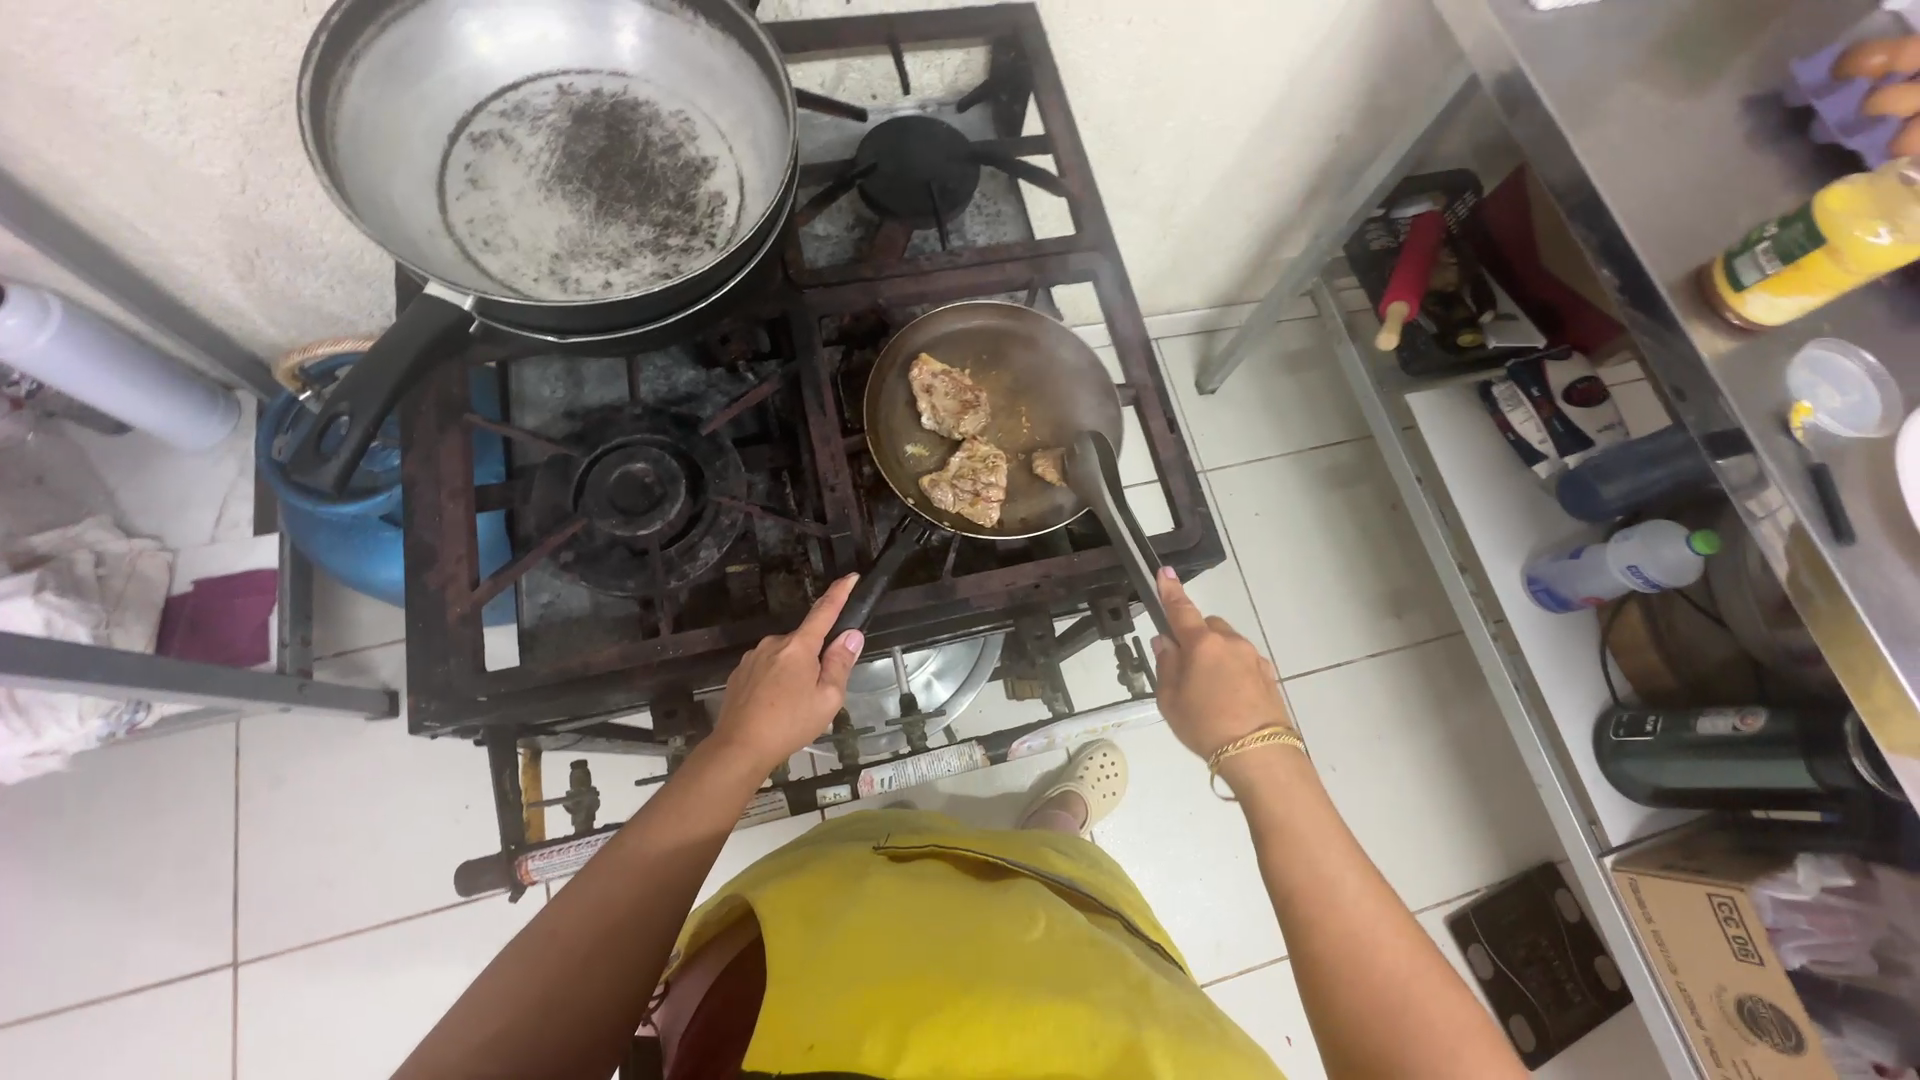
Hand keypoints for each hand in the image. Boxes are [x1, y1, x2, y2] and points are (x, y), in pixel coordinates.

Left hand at [711, 574, 864, 773]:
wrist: (739, 747)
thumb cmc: (789, 724)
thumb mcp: (828, 698)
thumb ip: (840, 663)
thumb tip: (851, 635)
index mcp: (798, 646)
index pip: (824, 611)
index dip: (840, 593)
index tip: (851, 577)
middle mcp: (774, 643)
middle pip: (805, 641)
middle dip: (816, 657)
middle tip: (821, 691)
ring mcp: (753, 657)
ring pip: (785, 656)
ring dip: (795, 671)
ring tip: (796, 705)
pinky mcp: (740, 672)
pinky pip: (767, 668)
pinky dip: (777, 680)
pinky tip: (775, 706)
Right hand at [1152, 567, 1293, 759]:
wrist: (1260, 754)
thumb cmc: (1205, 725)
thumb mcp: (1169, 700)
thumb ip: (1166, 665)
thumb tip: (1166, 642)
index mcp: (1202, 644)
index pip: (1181, 610)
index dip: (1170, 591)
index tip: (1164, 572)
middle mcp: (1230, 643)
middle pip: (1207, 626)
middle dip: (1194, 636)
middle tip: (1183, 666)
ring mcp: (1253, 658)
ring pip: (1227, 644)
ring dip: (1214, 655)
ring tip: (1206, 690)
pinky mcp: (1268, 675)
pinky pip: (1242, 662)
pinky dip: (1231, 670)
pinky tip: (1227, 698)